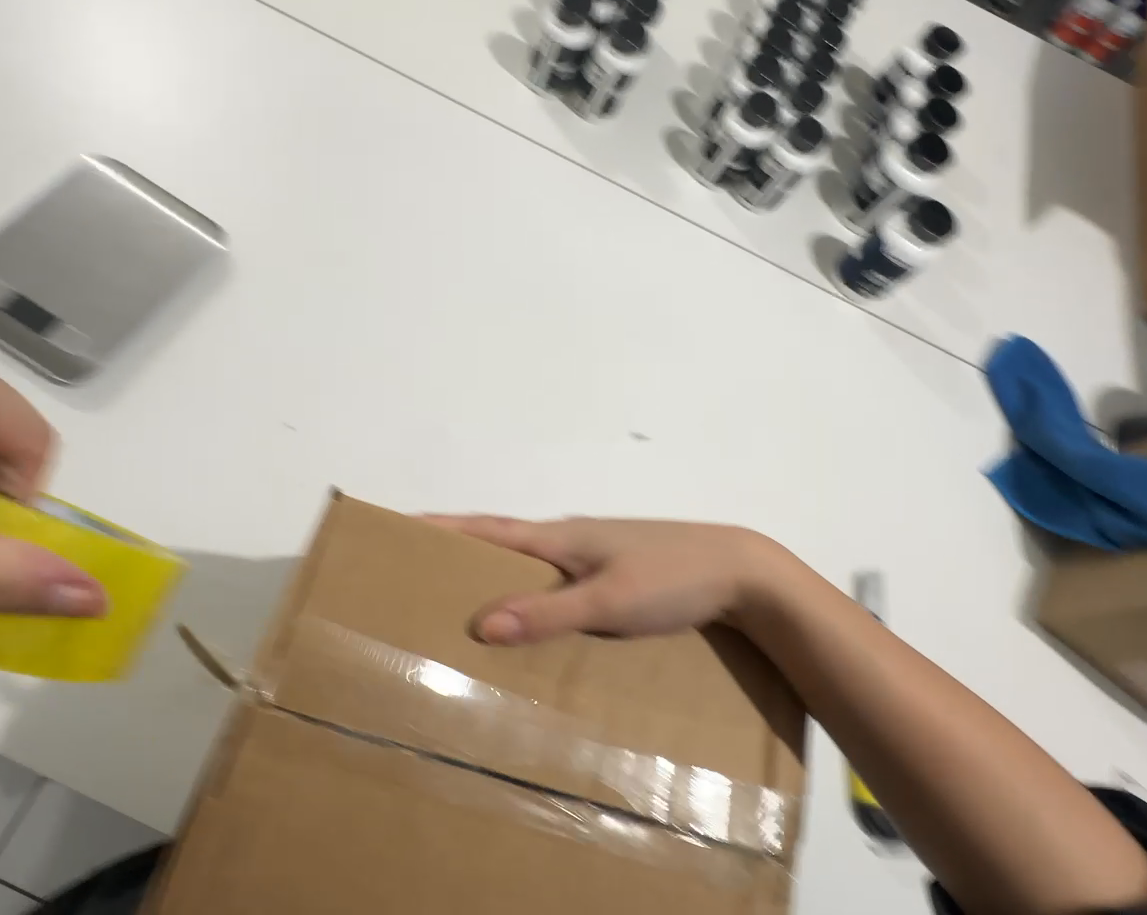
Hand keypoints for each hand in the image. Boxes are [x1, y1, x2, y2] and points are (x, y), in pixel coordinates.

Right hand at [423, 515, 792, 644]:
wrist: (742, 573)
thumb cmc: (672, 578)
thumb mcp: (608, 600)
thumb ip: (547, 612)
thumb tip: (480, 622)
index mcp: (562, 536)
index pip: (490, 528)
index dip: (446, 527)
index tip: (404, 523)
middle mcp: (574, 538)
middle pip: (506, 542)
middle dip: (463, 553)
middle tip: (424, 574)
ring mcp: (599, 553)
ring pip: (535, 561)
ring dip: (500, 573)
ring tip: (470, 601)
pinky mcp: (620, 572)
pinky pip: (561, 578)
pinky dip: (535, 590)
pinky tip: (537, 618)